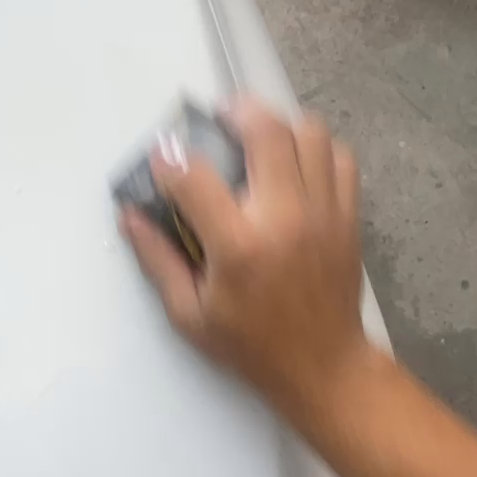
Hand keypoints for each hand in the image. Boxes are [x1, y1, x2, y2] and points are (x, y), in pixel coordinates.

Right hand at [118, 97, 376, 420]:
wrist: (321, 364)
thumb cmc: (248, 344)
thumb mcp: (188, 313)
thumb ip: (158, 259)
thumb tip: (129, 216)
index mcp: (238, 246)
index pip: (195, 177)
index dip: (170, 159)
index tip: (161, 157)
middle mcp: (284, 217)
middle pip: (265, 132)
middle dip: (236, 112)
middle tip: (218, 116)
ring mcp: (323, 212)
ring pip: (309, 133)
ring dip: (278, 124)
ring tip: (256, 136)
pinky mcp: (347, 216)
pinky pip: (338, 157)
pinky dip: (314, 148)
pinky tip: (294, 163)